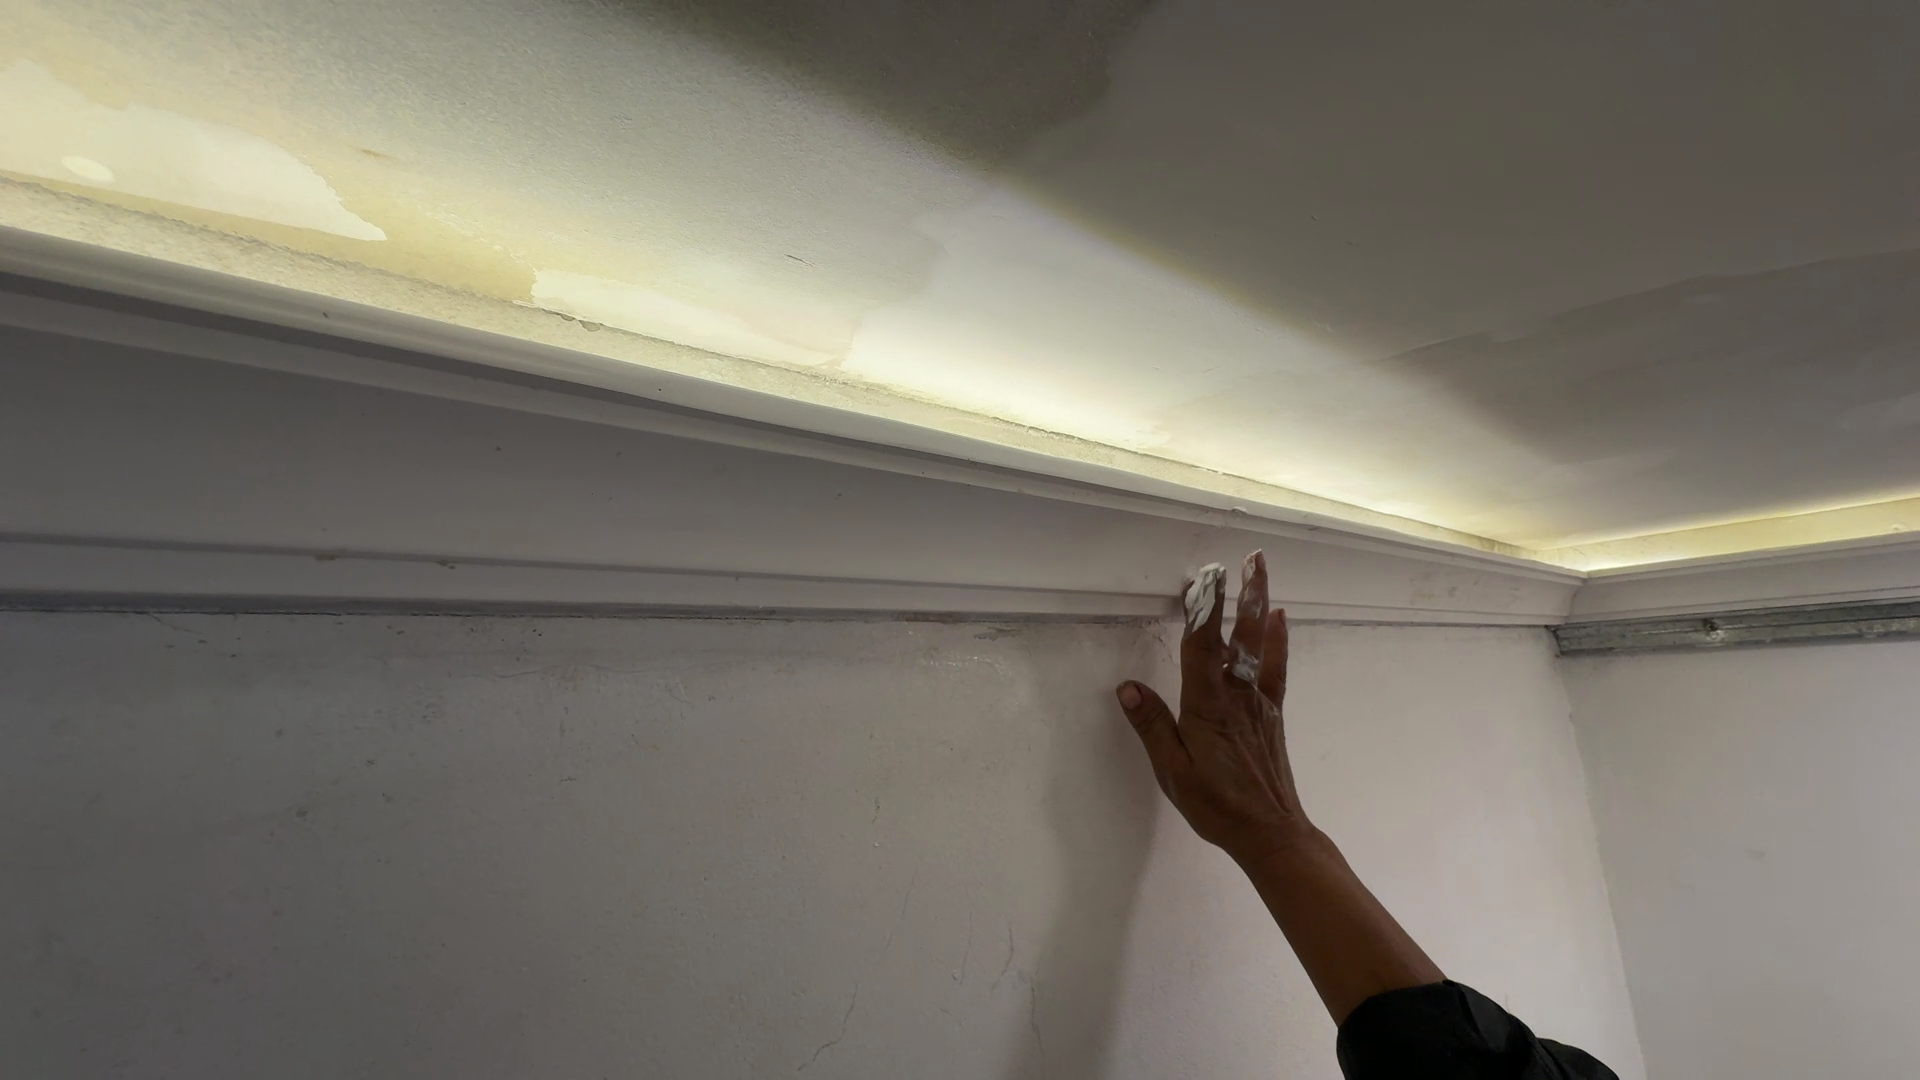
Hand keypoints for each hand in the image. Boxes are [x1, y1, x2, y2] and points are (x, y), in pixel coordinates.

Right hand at [1116, 551, 1316, 864]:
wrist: (1271, 833)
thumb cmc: (1216, 804)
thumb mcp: (1173, 772)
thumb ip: (1153, 727)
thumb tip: (1128, 687)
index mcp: (1209, 707)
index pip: (1202, 648)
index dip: (1204, 610)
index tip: (1204, 576)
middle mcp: (1237, 696)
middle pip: (1240, 637)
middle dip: (1244, 595)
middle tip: (1248, 558)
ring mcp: (1259, 702)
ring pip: (1259, 645)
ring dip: (1260, 605)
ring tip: (1261, 572)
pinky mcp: (1270, 713)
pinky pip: (1275, 668)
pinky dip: (1278, 640)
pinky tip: (1280, 620)